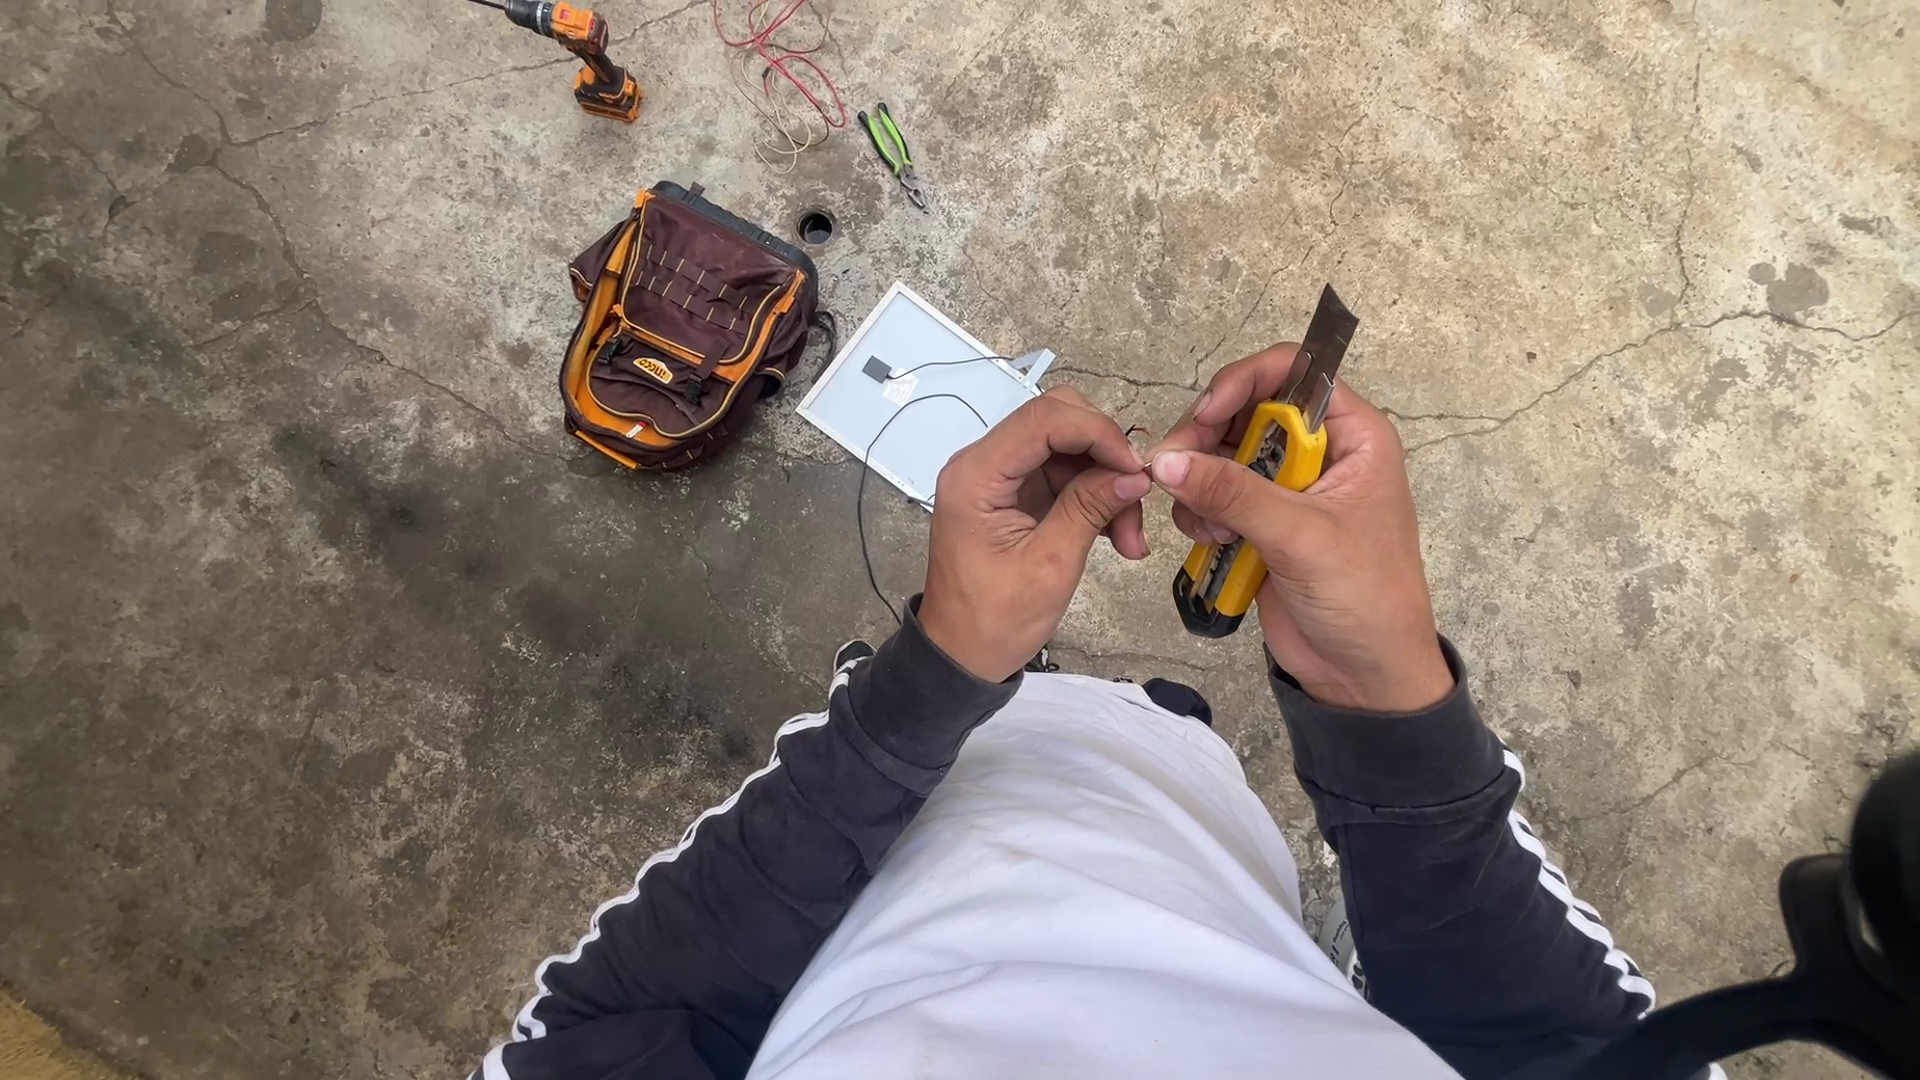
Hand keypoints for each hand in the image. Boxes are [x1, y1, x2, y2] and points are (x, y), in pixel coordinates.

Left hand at [918, 387, 1151, 681]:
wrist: (962, 654)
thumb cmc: (993, 620)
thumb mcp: (1049, 565)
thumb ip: (1089, 509)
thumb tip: (1135, 473)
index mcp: (976, 476)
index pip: (1044, 418)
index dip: (1099, 433)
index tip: (1136, 470)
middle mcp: (981, 464)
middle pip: (1057, 422)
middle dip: (1104, 455)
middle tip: (1134, 498)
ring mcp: (999, 478)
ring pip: (1069, 451)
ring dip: (1106, 485)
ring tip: (1129, 539)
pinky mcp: (1014, 495)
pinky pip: (1064, 477)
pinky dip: (1094, 499)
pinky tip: (1116, 536)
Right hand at [1148, 345, 1452, 711]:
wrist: (1360, 671)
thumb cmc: (1362, 597)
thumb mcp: (1300, 537)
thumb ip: (1232, 493)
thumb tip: (1163, 462)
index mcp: (1352, 436)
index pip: (1293, 372)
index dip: (1244, 382)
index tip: (1205, 416)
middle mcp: (1314, 452)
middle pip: (1243, 411)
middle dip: (1204, 439)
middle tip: (1174, 472)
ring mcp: (1282, 487)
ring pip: (1218, 453)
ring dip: (1197, 483)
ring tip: (1205, 526)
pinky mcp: (1256, 521)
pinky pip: (1210, 495)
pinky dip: (1198, 513)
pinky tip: (1210, 541)